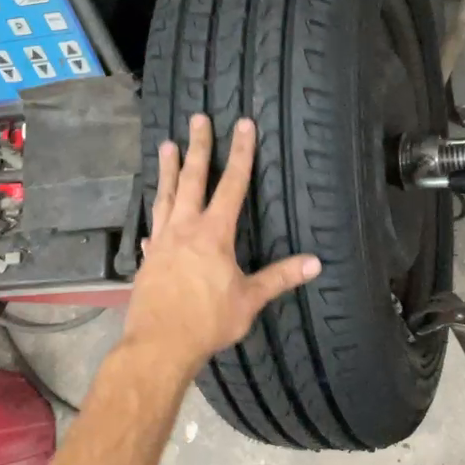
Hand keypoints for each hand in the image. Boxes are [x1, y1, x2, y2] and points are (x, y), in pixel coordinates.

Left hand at [122, 114, 321, 381]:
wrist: (158, 345)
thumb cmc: (207, 321)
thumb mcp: (250, 300)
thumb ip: (280, 278)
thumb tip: (315, 263)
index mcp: (213, 234)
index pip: (232, 185)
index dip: (240, 153)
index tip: (243, 125)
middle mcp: (185, 229)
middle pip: (193, 179)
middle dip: (198, 147)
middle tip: (197, 118)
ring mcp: (163, 242)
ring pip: (166, 196)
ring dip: (169, 170)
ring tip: (167, 146)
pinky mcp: (149, 260)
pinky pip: (154, 229)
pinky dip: (156, 217)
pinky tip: (155, 219)